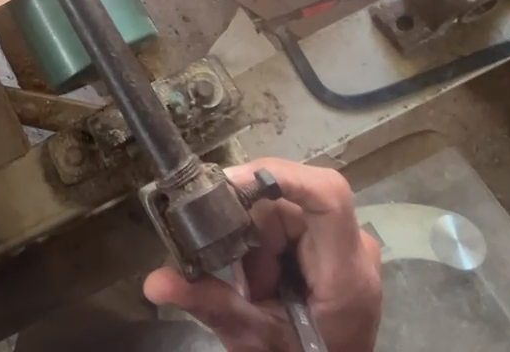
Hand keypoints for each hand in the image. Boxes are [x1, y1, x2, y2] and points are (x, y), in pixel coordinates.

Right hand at [143, 160, 380, 351]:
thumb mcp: (253, 340)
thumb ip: (209, 304)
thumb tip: (154, 282)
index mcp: (345, 274)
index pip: (327, 195)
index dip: (278, 175)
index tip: (227, 184)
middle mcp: (355, 248)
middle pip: (288, 202)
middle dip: (250, 229)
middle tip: (239, 277)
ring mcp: (348, 243)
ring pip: (282, 206)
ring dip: (256, 240)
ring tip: (255, 287)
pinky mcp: (335, 240)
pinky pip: (289, 216)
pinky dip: (265, 241)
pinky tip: (265, 276)